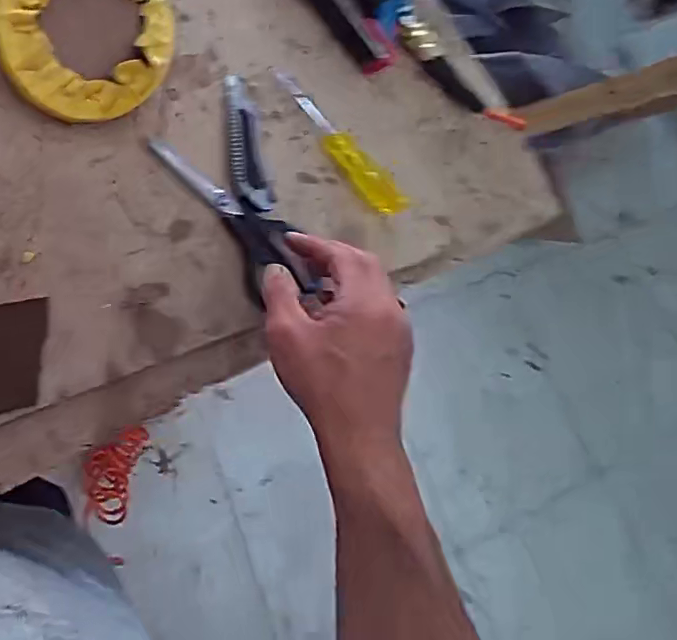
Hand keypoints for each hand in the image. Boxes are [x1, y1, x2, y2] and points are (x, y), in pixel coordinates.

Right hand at [261, 232, 411, 463]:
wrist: (360, 437)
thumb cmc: (321, 383)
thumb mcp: (286, 334)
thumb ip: (279, 293)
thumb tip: (277, 269)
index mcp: (365, 299)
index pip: (341, 254)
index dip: (313, 244)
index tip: (288, 240)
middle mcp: (390, 306)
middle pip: (364, 263)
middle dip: (332, 254)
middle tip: (302, 257)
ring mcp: (400, 327)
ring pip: (374, 284)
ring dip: (345, 275)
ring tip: (314, 284)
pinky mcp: (400, 346)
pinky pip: (379, 305)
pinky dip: (356, 296)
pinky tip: (333, 314)